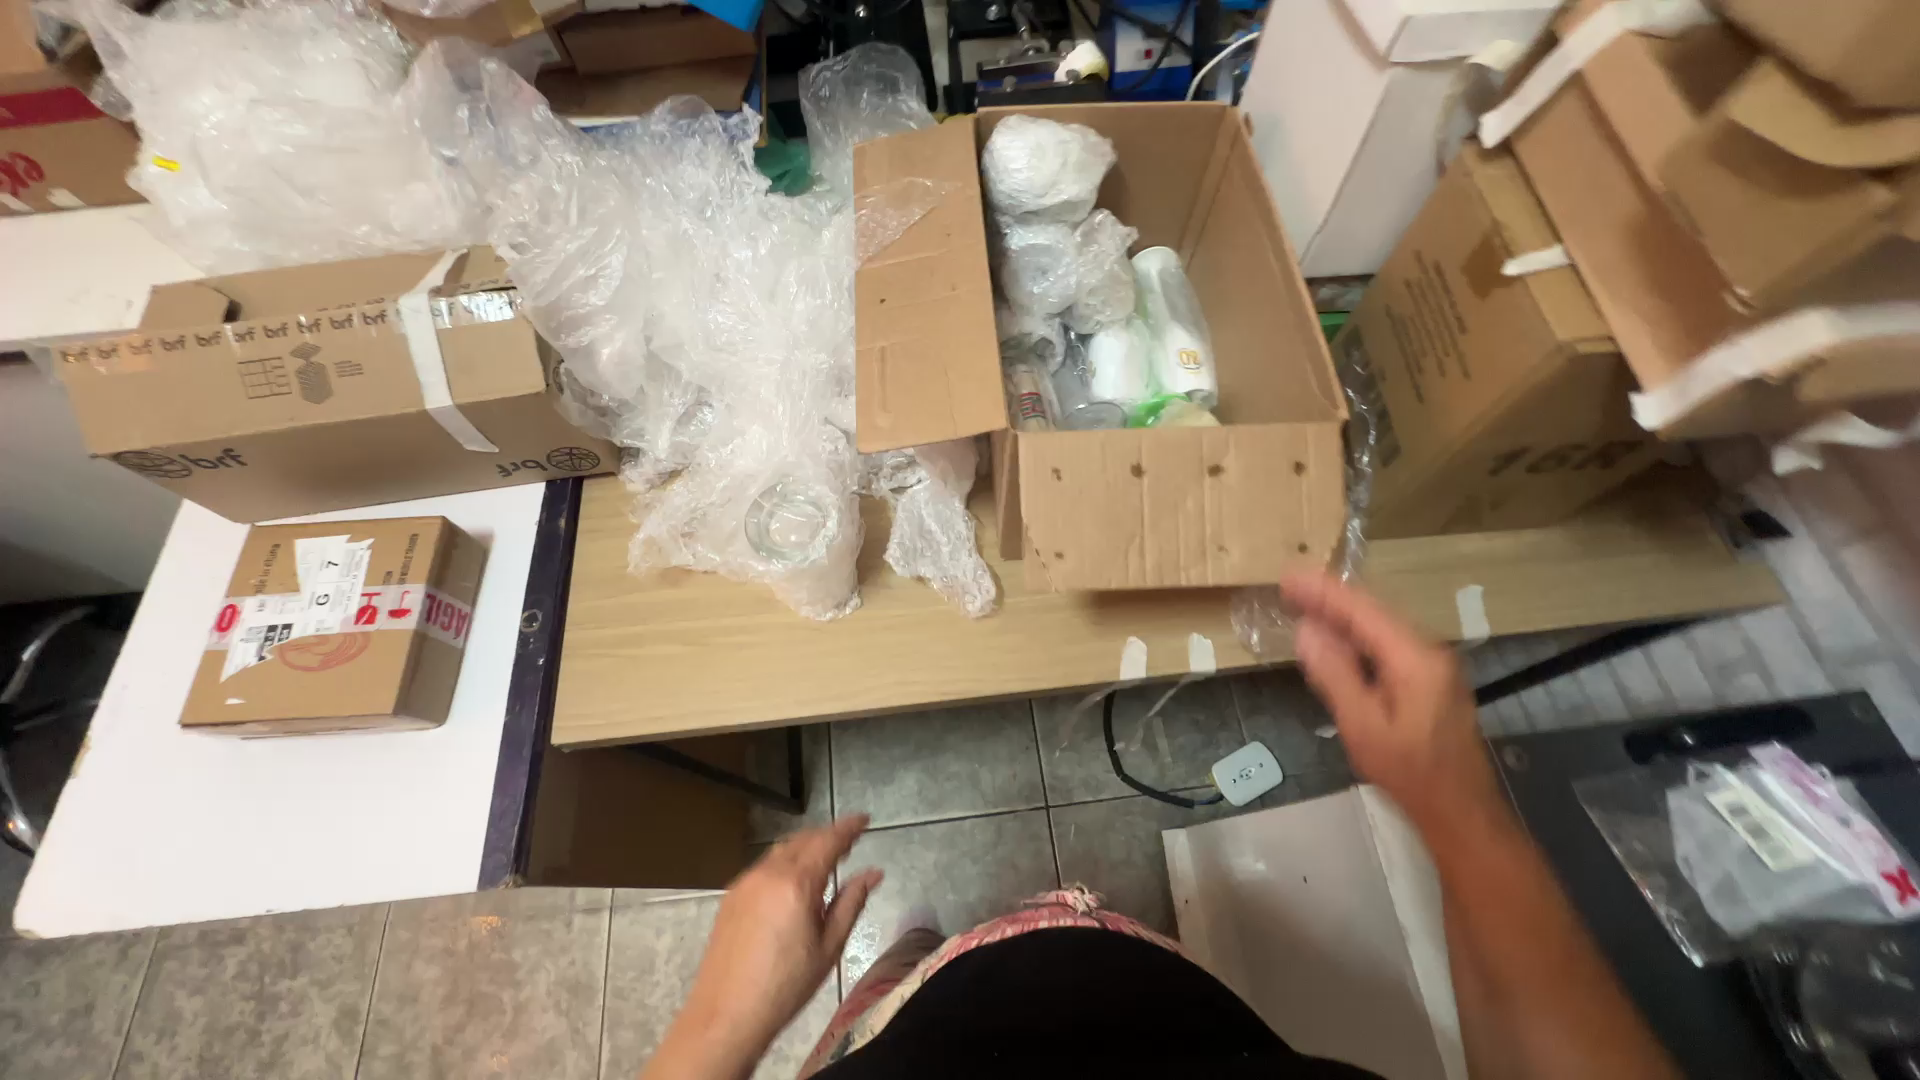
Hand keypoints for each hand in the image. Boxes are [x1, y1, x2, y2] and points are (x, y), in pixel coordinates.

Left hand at [676, 816, 880, 1066]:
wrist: (725, 1016)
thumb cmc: (786, 986)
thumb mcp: (829, 947)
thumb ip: (851, 903)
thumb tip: (873, 873)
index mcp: (797, 883)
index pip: (829, 840)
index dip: (849, 827)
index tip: (865, 819)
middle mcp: (769, 872)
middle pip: (804, 839)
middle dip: (828, 835)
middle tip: (850, 842)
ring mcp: (746, 882)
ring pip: (782, 849)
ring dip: (806, 846)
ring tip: (825, 859)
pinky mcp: (732, 896)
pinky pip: (765, 865)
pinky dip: (786, 861)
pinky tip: (794, 881)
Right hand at [1281, 573, 1509, 838]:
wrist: (1459, 810)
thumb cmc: (1409, 771)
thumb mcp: (1362, 724)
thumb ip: (1334, 673)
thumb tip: (1306, 630)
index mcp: (1415, 659)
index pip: (1363, 611)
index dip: (1323, 592)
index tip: (1287, 577)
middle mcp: (1428, 652)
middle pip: (1373, 612)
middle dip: (1330, 597)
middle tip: (1288, 587)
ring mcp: (1431, 665)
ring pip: (1379, 626)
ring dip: (1341, 614)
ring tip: (1302, 604)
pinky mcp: (1428, 680)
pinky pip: (1385, 643)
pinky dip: (1355, 634)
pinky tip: (1333, 637)